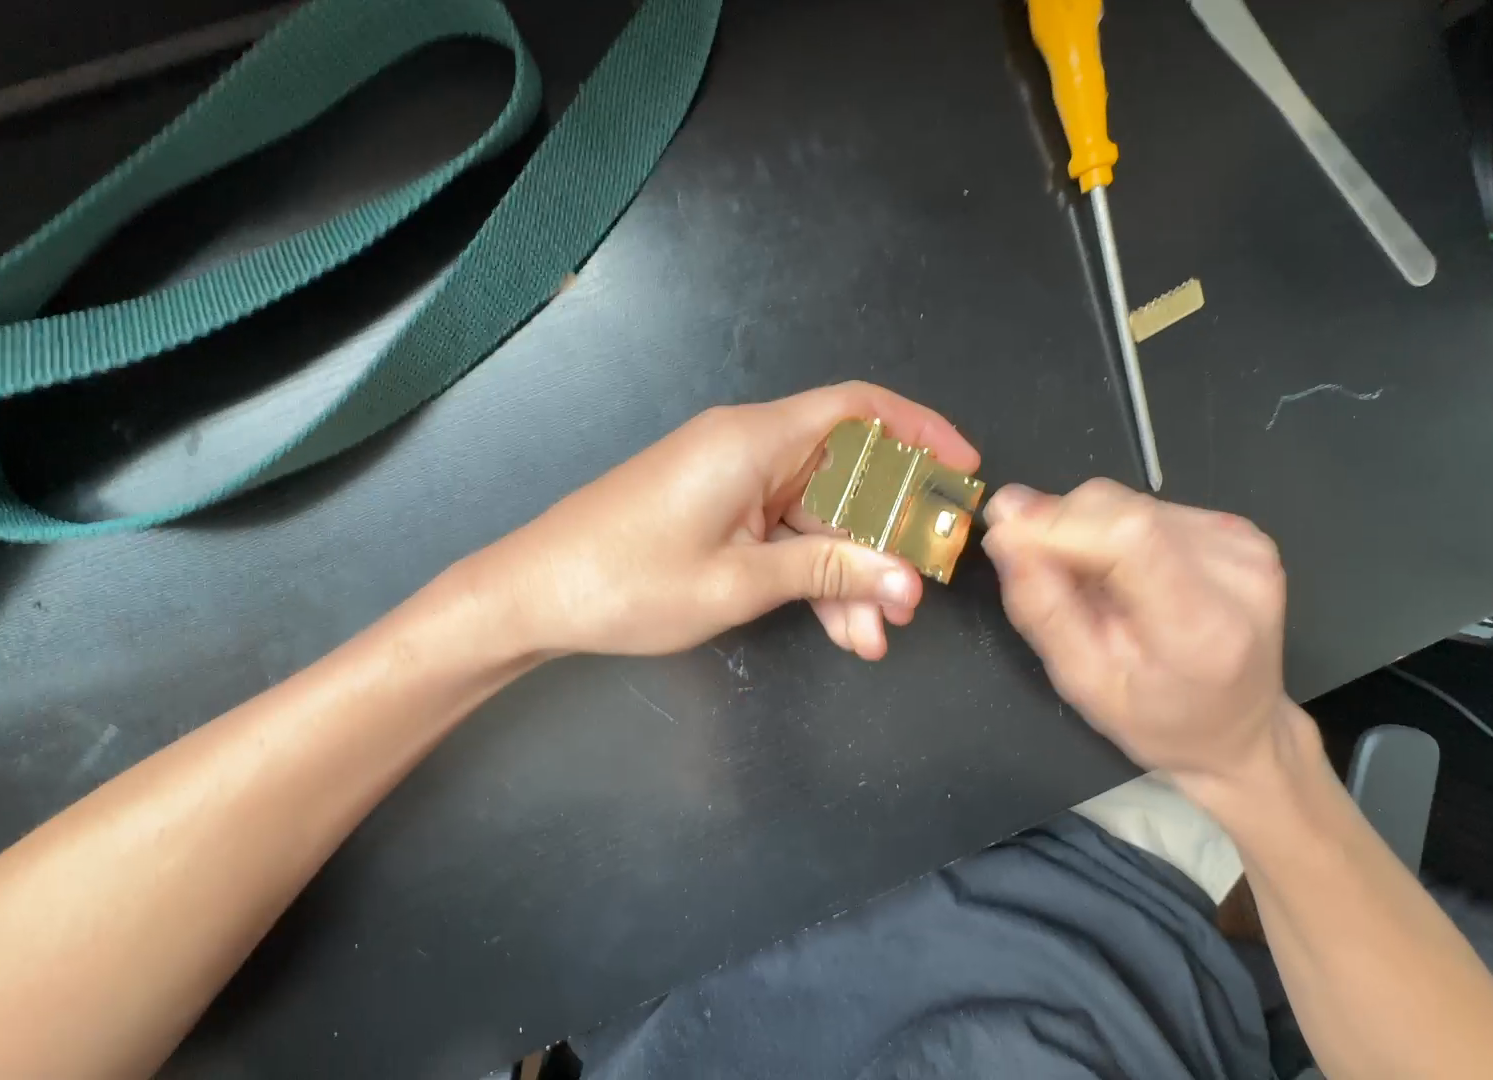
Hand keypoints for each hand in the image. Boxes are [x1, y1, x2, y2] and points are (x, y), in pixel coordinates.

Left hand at [485, 382, 979, 658]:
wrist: (531, 595)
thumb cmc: (628, 582)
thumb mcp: (738, 582)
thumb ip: (825, 573)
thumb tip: (902, 578)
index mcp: (753, 441)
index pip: (857, 408)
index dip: (919, 428)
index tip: (961, 466)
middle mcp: (747, 448)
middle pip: (843, 475)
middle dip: (883, 536)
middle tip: (914, 591)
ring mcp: (730, 482)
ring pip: (814, 518)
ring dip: (846, 572)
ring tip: (873, 636)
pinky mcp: (716, 511)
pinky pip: (781, 536)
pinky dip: (809, 576)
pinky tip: (837, 627)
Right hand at [979, 479, 1291, 793]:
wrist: (1236, 727)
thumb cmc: (1153, 718)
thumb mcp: (1081, 681)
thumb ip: (1041, 607)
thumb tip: (1003, 532)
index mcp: (1200, 625)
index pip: (1128, 537)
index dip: (1056, 521)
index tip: (1003, 528)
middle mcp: (1233, 571)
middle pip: (1121, 509)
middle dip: (1060, 527)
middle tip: (1037, 568)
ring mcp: (1242, 544)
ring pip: (1128, 500)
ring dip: (1086, 529)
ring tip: (1089, 581)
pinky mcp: (1239, 530)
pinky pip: (1150, 505)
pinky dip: (1115, 531)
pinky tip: (1122, 571)